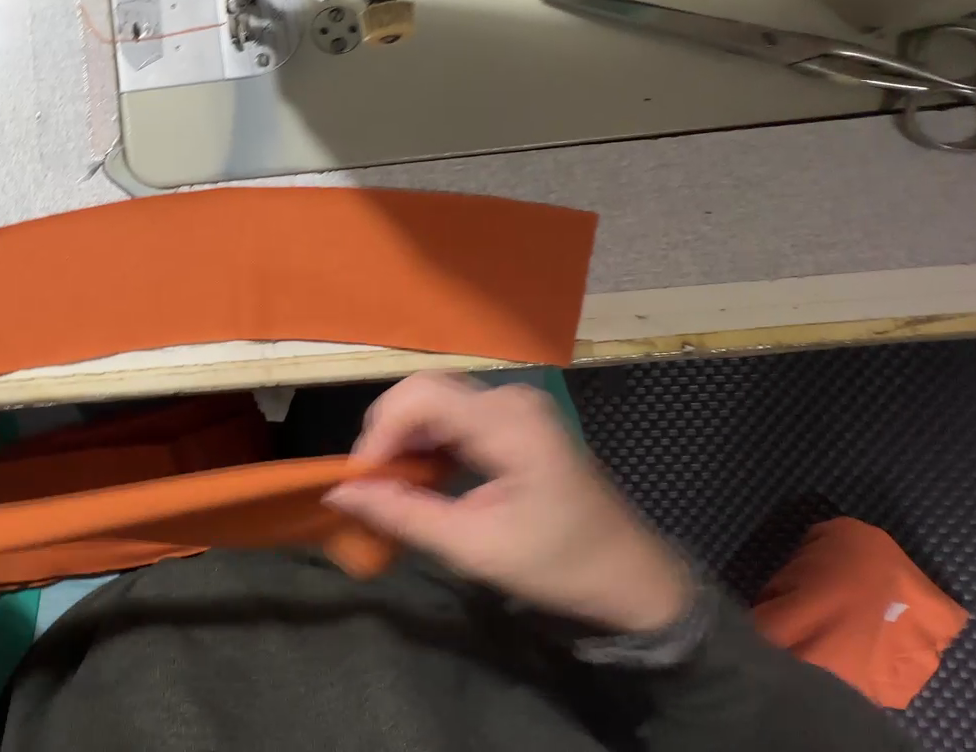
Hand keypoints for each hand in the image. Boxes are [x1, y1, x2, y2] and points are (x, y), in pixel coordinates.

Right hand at [324, 373, 691, 633]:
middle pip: (422, 392)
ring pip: (431, 401)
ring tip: (389, 482)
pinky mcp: (511, 420)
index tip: (360, 479)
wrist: (636, 583)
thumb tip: (339, 492)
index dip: (379, 433)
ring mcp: (513, 407)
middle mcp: (510, 400)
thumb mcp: (474, 549)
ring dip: (403, 438)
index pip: (420, 399)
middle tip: (371, 481)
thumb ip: (402, 514)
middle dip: (386, 433)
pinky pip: (450, 415)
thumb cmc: (560, 567)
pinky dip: (425, 441)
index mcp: (509, 424)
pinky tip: (420, 475)